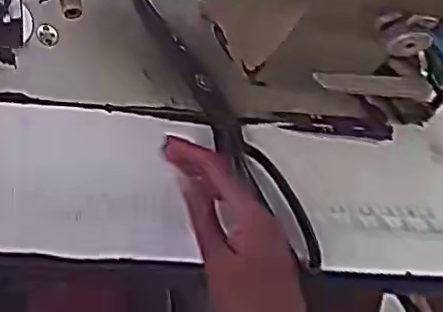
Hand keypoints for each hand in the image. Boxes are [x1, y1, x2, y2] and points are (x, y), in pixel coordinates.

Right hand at [163, 136, 304, 311]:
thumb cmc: (251, 306)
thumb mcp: (215, 258)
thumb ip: (201, 216)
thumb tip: (187, 182)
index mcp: (253, 215)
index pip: (218, 169)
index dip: (192, 153)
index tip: (172, 146)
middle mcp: (266, 219)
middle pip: (228, 176)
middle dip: (198, 162)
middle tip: (173, 153)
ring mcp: (271, 233)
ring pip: (235, 191)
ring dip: (209, 179)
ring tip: (184, 170)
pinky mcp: (269, 246)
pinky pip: (242, 207)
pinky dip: (221, 196)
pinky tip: (207, 199)